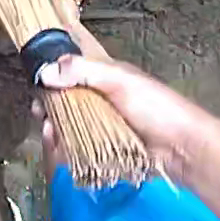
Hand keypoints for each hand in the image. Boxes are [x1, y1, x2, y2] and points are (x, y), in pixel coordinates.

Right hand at [36, 54, 218, 175]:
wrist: (183, 149)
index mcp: (105, 76)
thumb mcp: (119, 81)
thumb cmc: (156, 107)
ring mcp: (101, 125)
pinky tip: (58, 150)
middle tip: (40, 113)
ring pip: (68, 125)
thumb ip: (83, 71)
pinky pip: (77, 147)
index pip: (71, 71)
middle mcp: (100, 99)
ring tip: (49, 134)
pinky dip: (64, 149)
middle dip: (49, 106)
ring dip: (54, 128)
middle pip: (65, 100)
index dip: (52, 75)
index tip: (36, 83)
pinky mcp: (103, 149)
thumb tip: (45, 71)